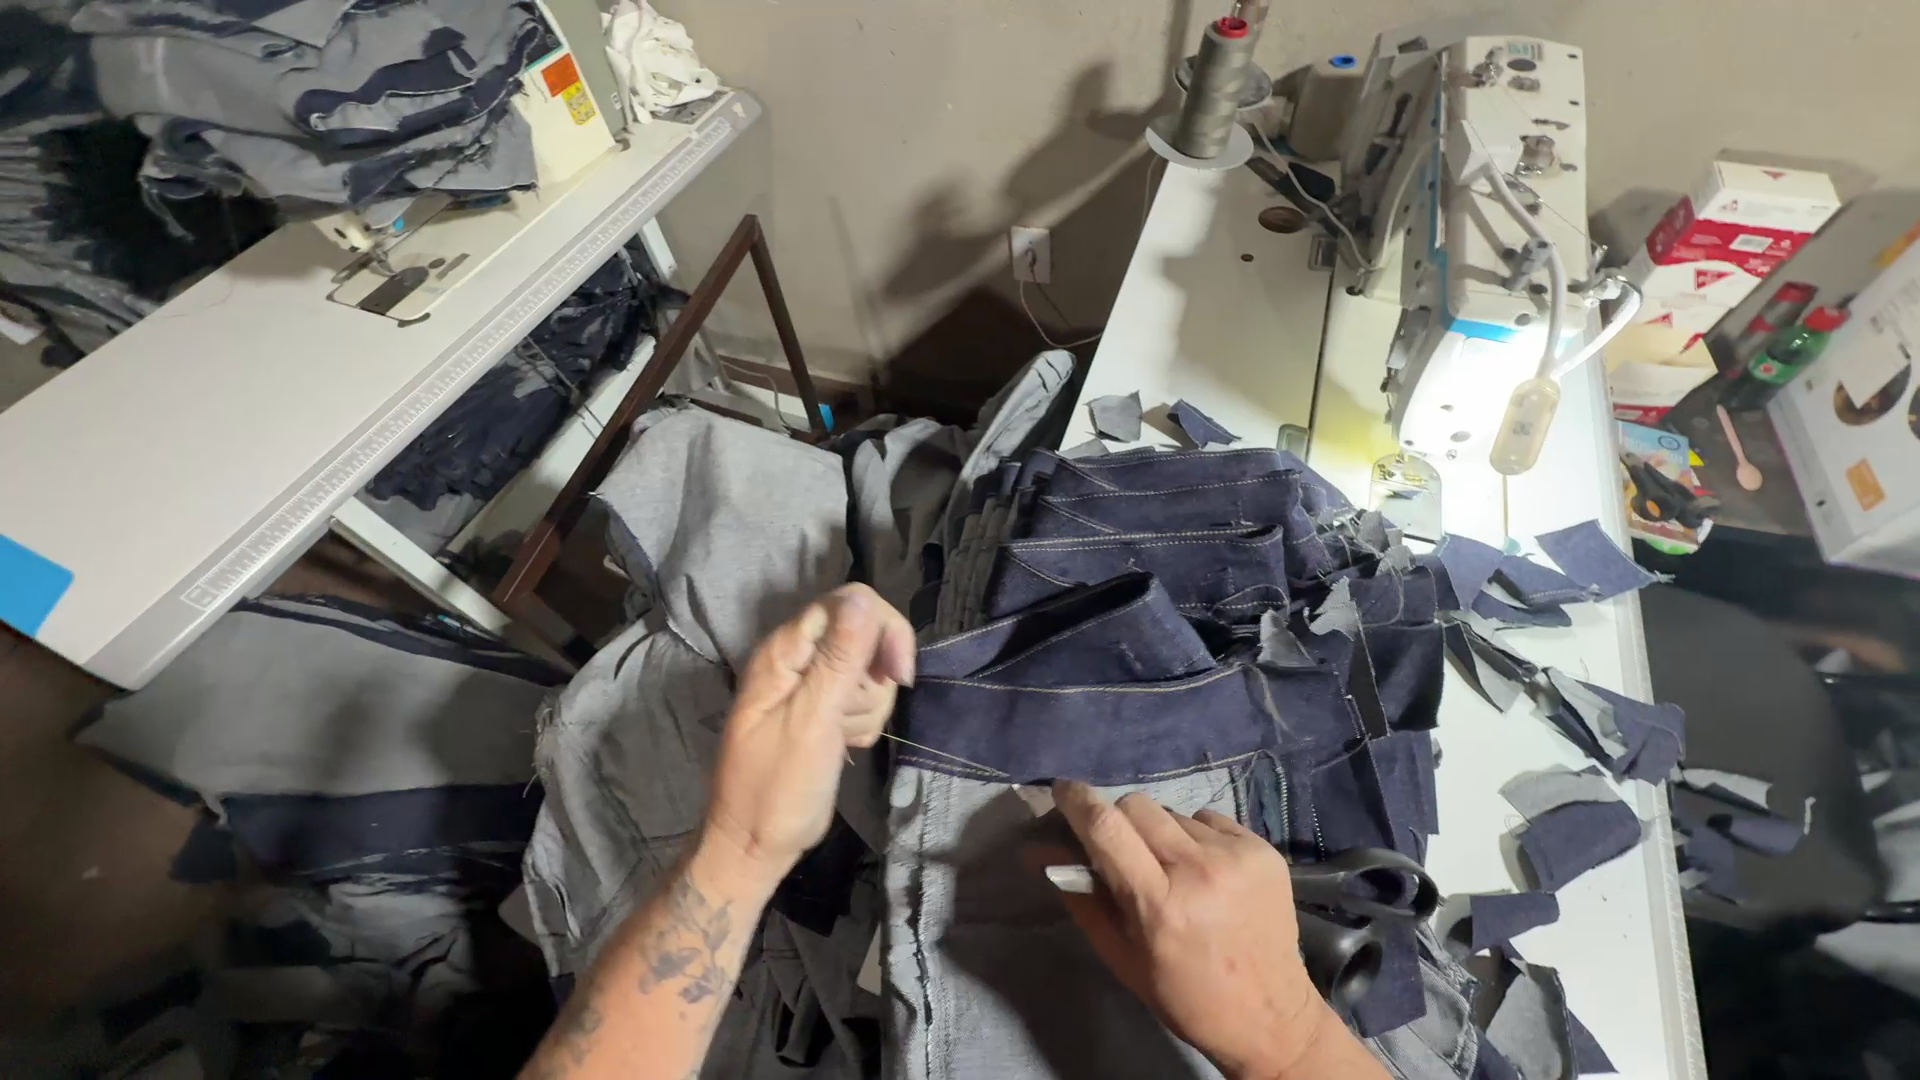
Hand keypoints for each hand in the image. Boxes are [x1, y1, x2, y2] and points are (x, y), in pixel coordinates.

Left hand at [700, 584, 914, 889]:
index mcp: (784, 650)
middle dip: (874, 677)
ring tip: (841, 738)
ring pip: (869, 668)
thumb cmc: (776, 789)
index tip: (898, 675)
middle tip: (852, 717)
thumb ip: (839, 657)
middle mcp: (797, 656)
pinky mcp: (824, 707)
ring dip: (867, 705)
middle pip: (865, 632)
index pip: (849, 602)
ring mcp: (811, 682)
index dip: (882, 629)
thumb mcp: (812, 721)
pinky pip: (863, 696)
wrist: (755, 845)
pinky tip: (846, 745)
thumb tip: (861, 596)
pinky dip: (863, 720)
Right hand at [1045, 780, 1335, 1079]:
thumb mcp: (1120, 955)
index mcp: (1158, 904)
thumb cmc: (1184, 995)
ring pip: (1171, 812)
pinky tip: (1208, 873)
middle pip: (1135, 805)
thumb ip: (1079, 896)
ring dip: (1160, 833)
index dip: (1077, 801)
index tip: (1062, 790)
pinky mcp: (1262, 849)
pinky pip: (1207, 819)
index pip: (1106, 827)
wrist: (1271, 1017)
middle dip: (1119, 820)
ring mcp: (1236, 856)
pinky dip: (1196, 837)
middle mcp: (1198, 870)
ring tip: (1173, 871)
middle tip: (1123, 851)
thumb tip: (1037, 850)